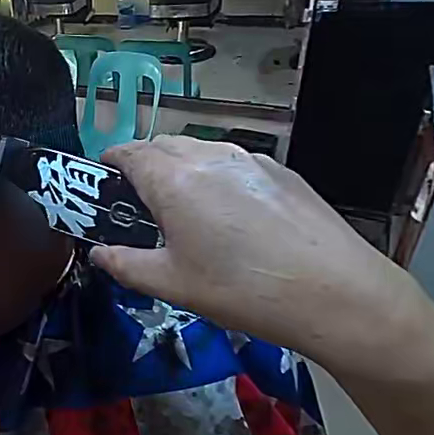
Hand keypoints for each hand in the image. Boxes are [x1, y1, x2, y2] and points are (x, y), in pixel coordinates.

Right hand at [89, 138, 433, 369]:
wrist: (333, 290)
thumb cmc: (242, 289)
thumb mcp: (174, 285)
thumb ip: (127, 265)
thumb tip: (100, 253)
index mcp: (174, 179)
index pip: (130, 152)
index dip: (111, 162)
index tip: (104, 180)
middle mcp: (209, 156)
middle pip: (164, 145)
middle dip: (144, 164)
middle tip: (142, 202)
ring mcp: (250, 158)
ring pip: (201, 150)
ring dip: (182, 168)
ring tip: (188, 210)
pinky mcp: (281, 170)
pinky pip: (235, 163)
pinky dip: (219, 177)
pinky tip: (235, 217)